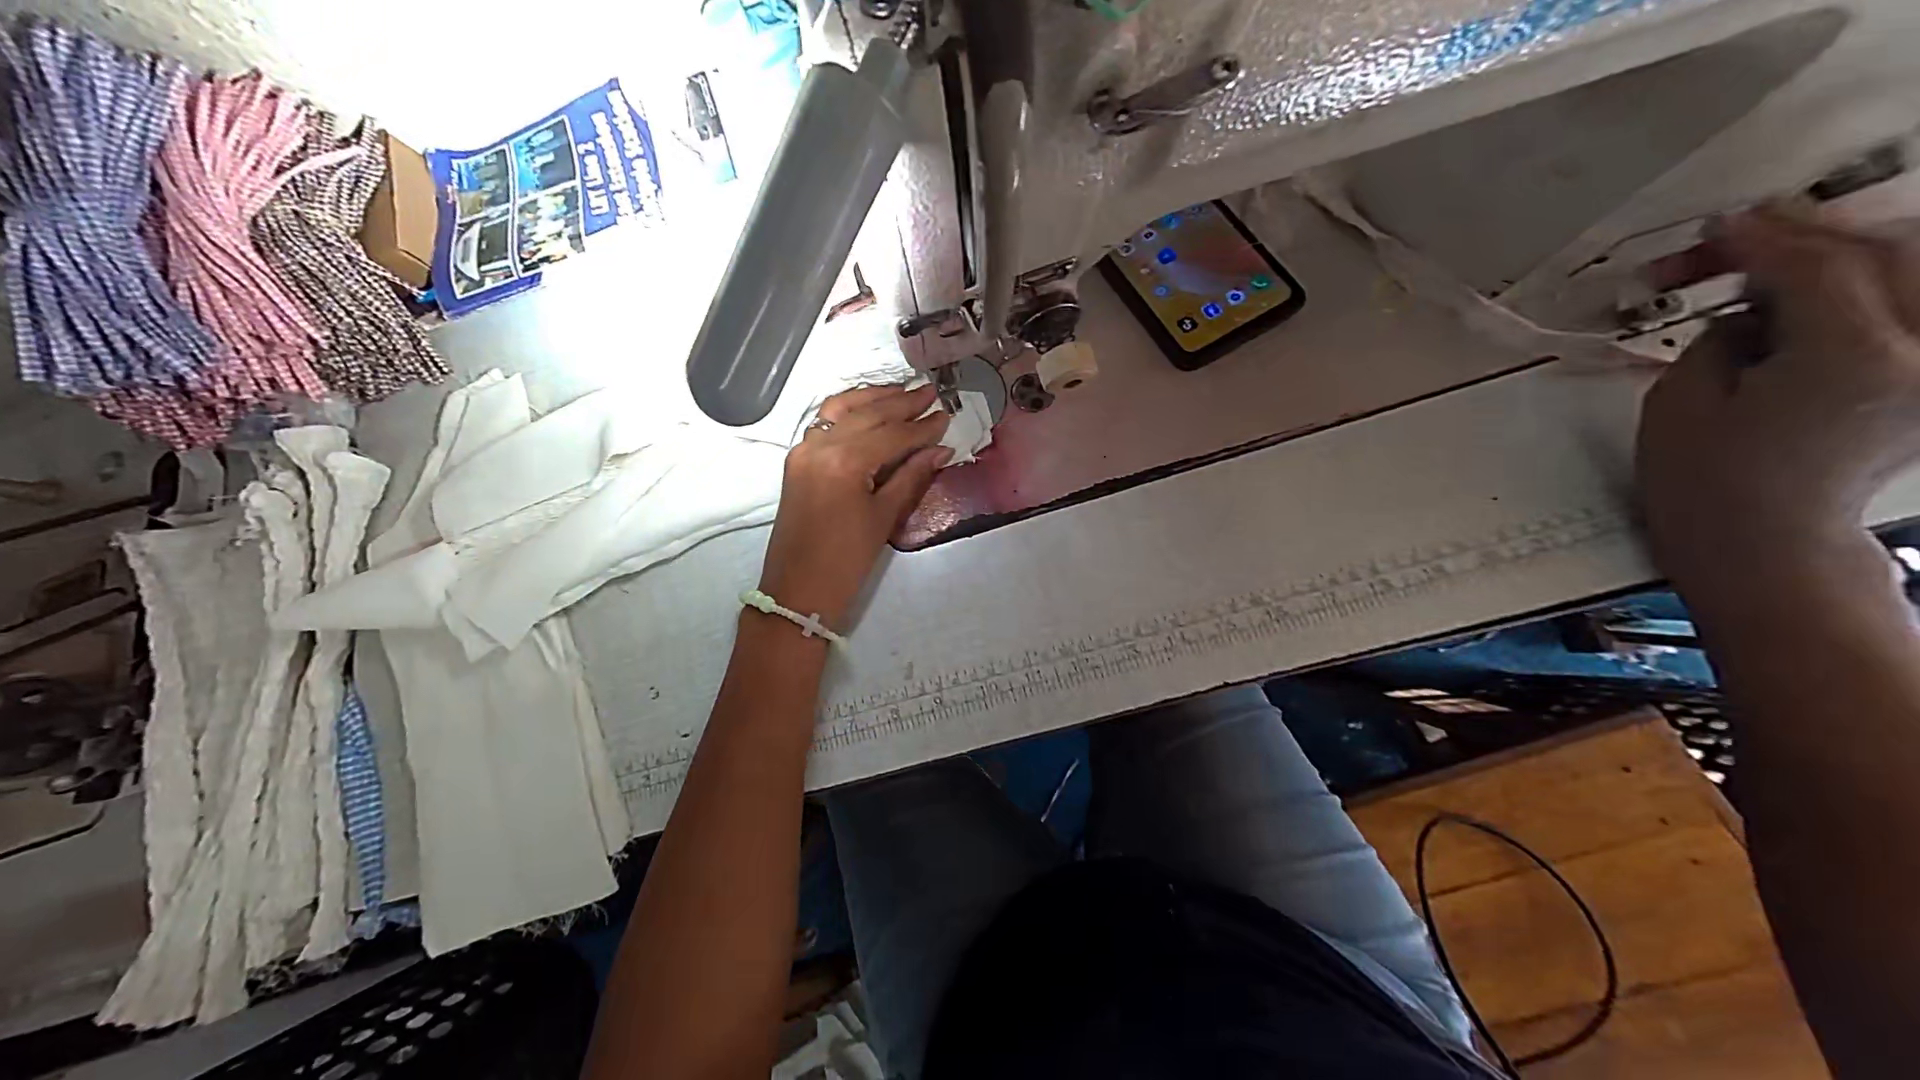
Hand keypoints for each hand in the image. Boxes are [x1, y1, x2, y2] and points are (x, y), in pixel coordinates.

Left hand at [756, 384, 951, 628]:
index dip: (921, 426)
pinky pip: (824, 423)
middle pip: (867, 415)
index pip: (891, 434)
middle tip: (930, 393)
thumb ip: (911, 477)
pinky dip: (848, 411)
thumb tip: (940, 449)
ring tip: (902, 391)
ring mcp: (803, 450)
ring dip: (873, 399)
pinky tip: (868, 409)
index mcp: (844, 462)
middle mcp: (820, 446)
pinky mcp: (797, 460)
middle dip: (901, 404)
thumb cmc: (846, 561)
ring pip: (842, 411)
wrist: (798, 590)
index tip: (946, 416)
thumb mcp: (884, 518)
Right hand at [1637, 206, 1919, 575]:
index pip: (1819, 266)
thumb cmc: (1703, 481)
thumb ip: (1724, 335)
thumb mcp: (1682, 400)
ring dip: (1854, 251)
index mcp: (1851, 359)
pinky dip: (1877, 283)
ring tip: (1785, 259)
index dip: (1763, 238)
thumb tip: (1752, 306)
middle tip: (1746, 235)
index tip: (1720, 226)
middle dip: (1814, 234)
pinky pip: (1919, 304)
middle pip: (1894, 251)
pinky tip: (1821, 289)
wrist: (1762, 541)